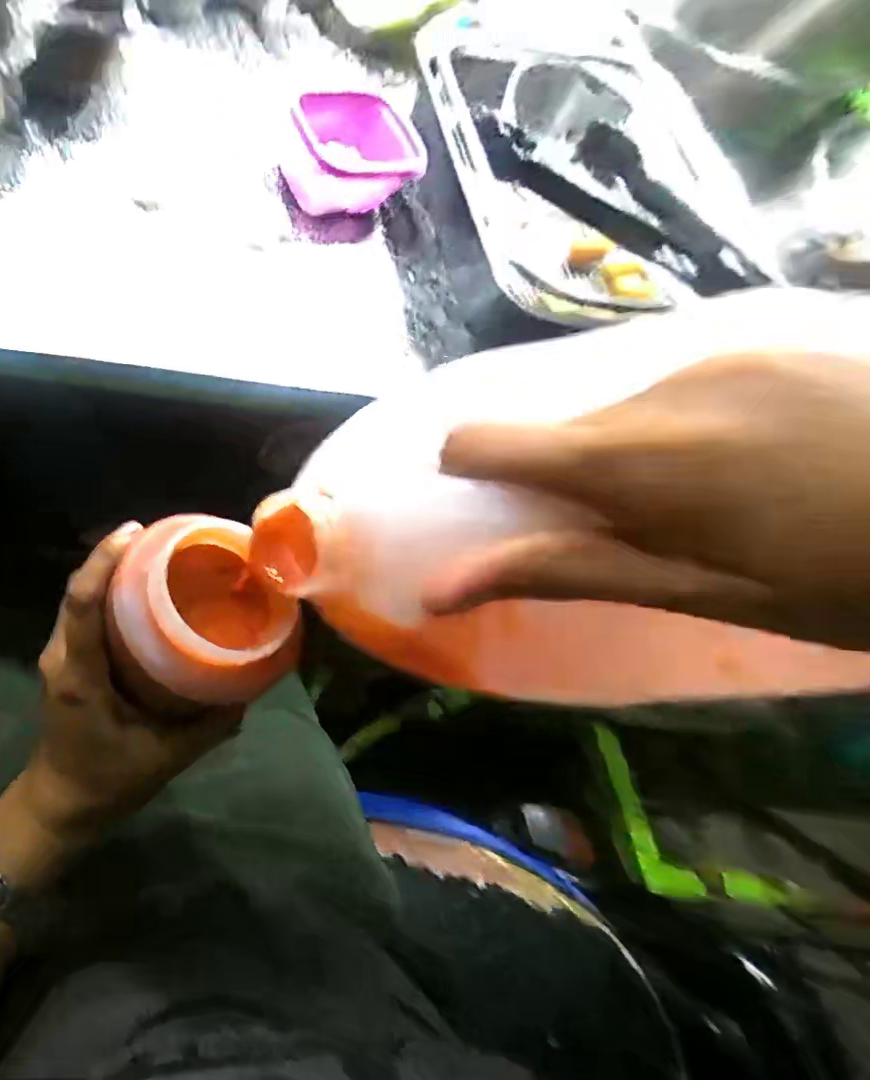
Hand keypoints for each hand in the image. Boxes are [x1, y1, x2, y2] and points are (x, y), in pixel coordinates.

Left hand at [0, 523, 246, 855]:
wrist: (61, 799)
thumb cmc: (108, 780)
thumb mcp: (168, 755)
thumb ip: (211, 721)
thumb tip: (250, 683)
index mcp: (79, 676)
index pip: (80, 604)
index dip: (102, 561)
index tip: (133, 531)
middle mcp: (60, 656)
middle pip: (77, 592)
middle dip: (111, 558)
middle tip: (158, 538)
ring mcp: (55, 656)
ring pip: (77, 601)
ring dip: (107, 574)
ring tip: (152, 556)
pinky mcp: (62, 660)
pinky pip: (80, 617)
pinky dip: (104, 596)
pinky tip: (138, 593)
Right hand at [423, 351, 869, 650]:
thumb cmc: (868, 577)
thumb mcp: (706, 593)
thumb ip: (560, 572)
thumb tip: (431, 593)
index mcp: (631, 456)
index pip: (473, 442)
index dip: (471, 477)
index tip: (512, 511)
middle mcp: (661, 388)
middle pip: (549, 430)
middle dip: (570, 476)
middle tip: (652, 523)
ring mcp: (724, 356)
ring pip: (612, 410)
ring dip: (632, 451)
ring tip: (729, 490)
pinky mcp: (775, 342)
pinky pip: (675, 387)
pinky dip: (684, 424)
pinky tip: (772, 454)